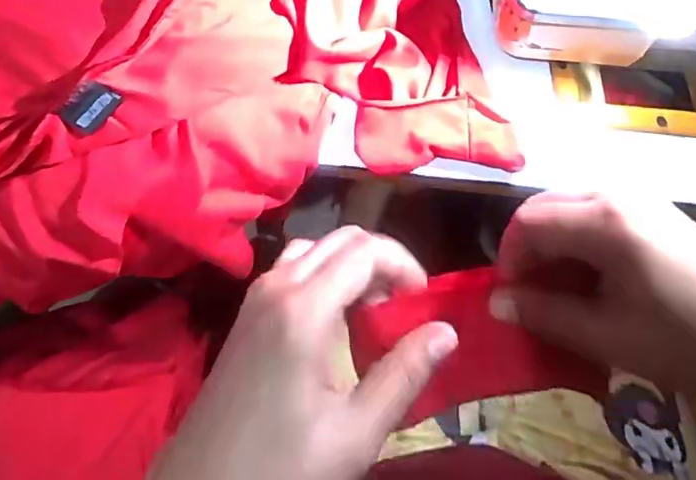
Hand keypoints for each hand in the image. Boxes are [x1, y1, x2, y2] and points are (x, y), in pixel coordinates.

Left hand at [148, 227, 457, 479]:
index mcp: (304, 308)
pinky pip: (295, 264)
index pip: (366, 250)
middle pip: (343, 239)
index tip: (424, 301)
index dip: (404, 264)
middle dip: (382, 260)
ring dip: (353, 263)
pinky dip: (325, 271)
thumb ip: (403, 375)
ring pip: (318, 246)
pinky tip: (335, 316)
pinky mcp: (248, 309)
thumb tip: (447, 330)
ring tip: (374, 308)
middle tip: (404, 305)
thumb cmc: (281, 467)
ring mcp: (258, 293)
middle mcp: (279, 284)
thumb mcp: (353, 434)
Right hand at [490, 191, 695, 403]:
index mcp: (602, 218)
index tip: (509, 299)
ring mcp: (636, 195)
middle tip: (529, 296)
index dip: (509, 259)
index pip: (529, 222)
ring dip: (553, 245)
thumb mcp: (610, 336)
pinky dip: (579, 240)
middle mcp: (614, 192)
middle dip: (528, 249)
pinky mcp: (652, 207)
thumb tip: (496, 303)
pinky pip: (595, 212)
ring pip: (569, 208)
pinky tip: (593, 278)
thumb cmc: (688, 341)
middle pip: (545, 207)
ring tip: (560, 292)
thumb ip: (546, 314)